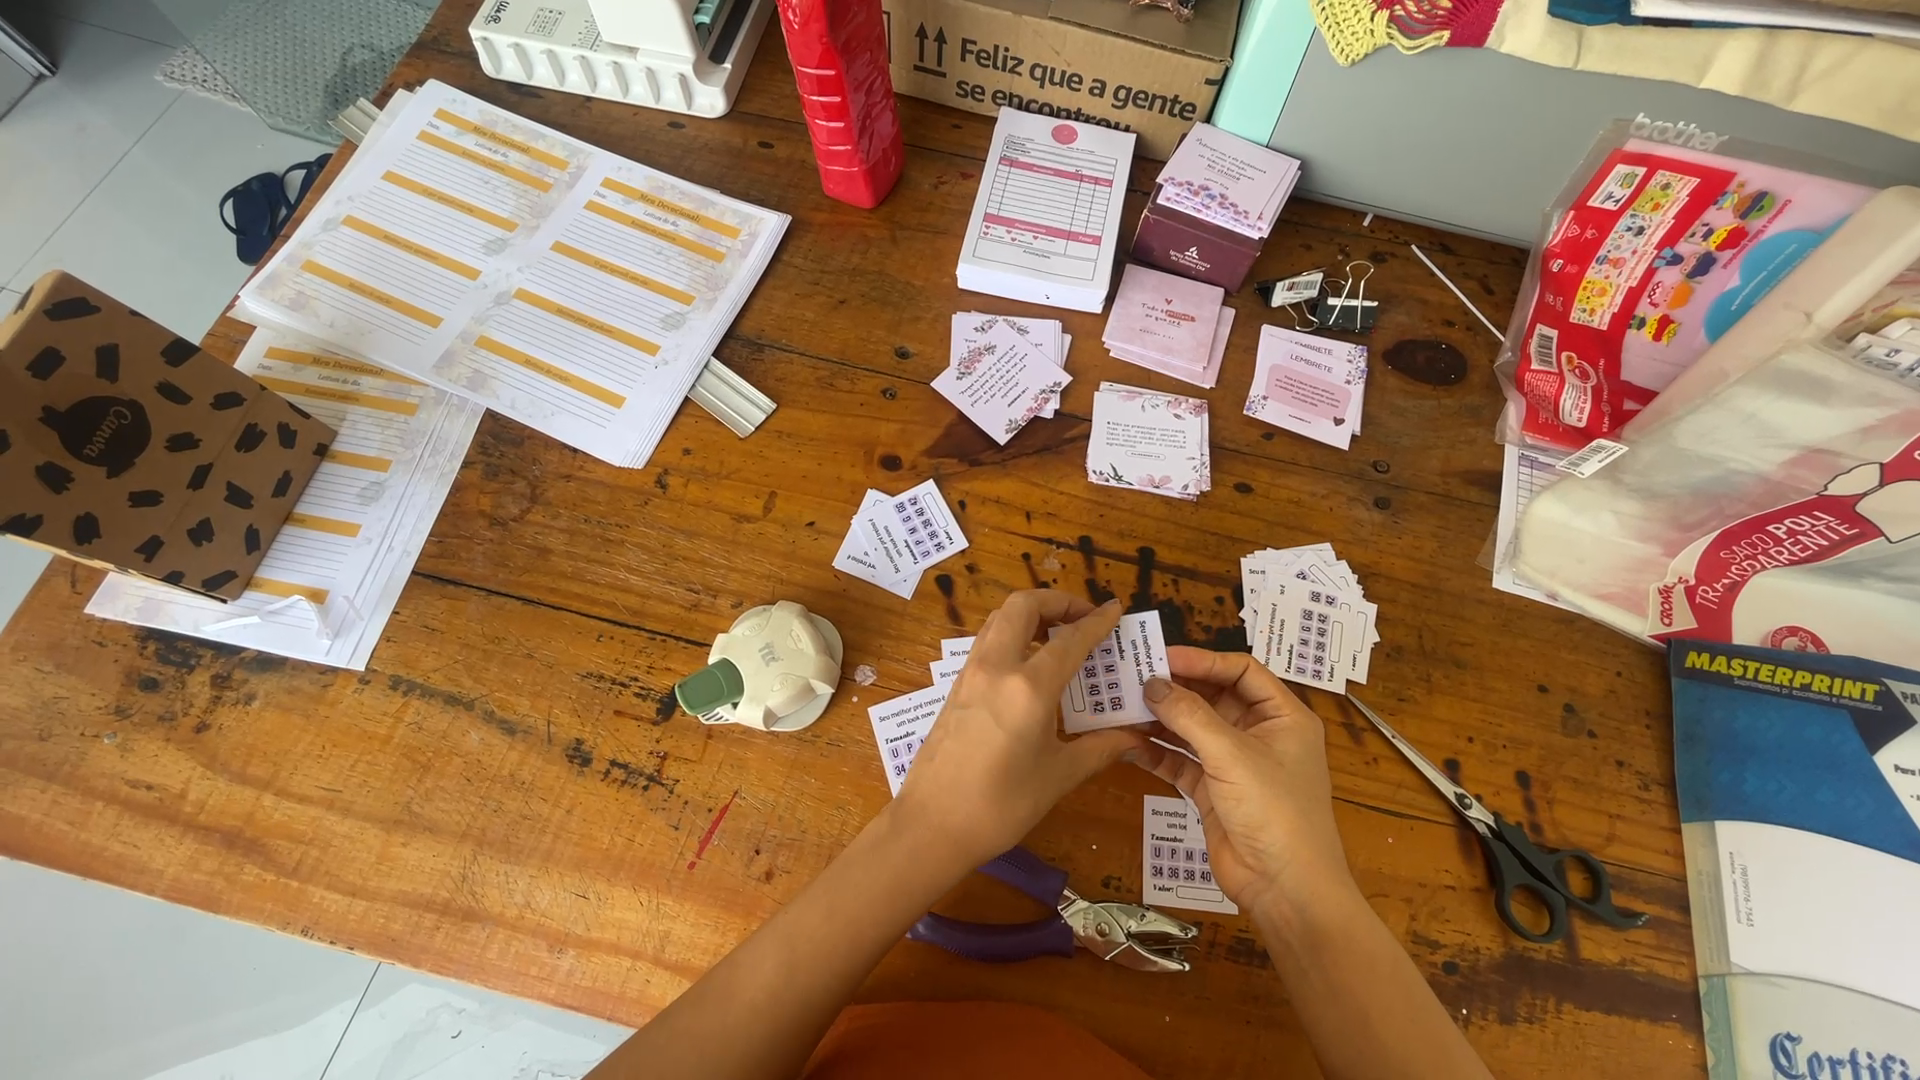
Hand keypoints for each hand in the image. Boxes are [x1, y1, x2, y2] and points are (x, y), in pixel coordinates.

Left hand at [892, 592, 1148, 868]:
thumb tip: (1133, 738)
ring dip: (1031, 614)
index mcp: (1028, 687)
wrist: (932, 824)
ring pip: (999, 618)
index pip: (1070, 639)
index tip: (1116, 610)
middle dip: (1057, 601)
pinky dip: (1011, 633)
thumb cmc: (1001, 805)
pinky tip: (1029, 662)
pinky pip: (986, 641)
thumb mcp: (1058, 777)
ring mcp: (970, 673)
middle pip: (1023, 605)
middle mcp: (996, 667)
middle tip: (1083, 617)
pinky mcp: (956, 686)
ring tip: (1058, 634)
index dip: (1097, 621)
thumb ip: (1099, 749)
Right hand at [1131, 648, 1355, 914]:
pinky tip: (1127, 742)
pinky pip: (1180, 761)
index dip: (1202, 660)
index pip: (1241, 671)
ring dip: (1160, 719)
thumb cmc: (1273, 809)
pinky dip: (1156, 751)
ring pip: (1192, 729)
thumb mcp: (1232, 754)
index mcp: (1282, 716)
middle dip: (1175, 689)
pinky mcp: (1212, 790)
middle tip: (1133, 677)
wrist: (1285, 889)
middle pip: (1212, 697)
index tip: (1161, 656)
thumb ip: (1188, 714)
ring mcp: (1234, 763)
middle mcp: (1259, 733)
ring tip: (1122, 705)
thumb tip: (1151, 683)